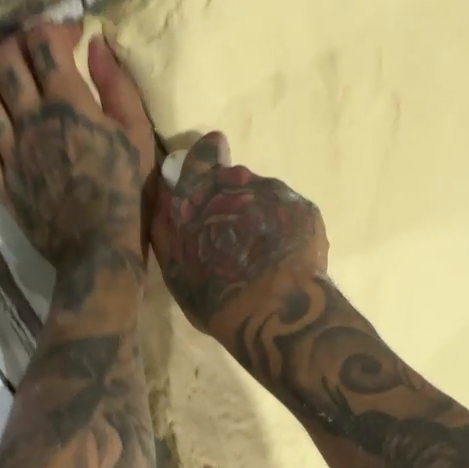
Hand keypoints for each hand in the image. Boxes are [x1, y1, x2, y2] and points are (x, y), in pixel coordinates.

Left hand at [0, 23, 156, 270]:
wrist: (97, 251)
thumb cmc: (125, 193)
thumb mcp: (137, 134)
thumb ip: (117, 85)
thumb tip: (96, 45)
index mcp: (67, 104)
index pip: (42, 42)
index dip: (54, 28)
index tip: (71, 37)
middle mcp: (30, 122)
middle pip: (3, 62)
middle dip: (17, 45)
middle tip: (34, 55)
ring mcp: (11, 154)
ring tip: (10, 88)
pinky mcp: (2, 184)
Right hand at [150, 132, 328, 340]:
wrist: (273, 311)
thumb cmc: (213, 294)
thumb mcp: (174, 267)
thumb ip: (165, 226)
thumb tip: (163, 194)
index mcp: (200, 191)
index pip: (201, 154)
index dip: (204, 161)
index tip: (208, 175)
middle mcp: (239, 180)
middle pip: (235, 181)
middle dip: (232, 201)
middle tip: (231, 240)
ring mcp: (276, 191)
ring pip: (263, 197)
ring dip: (258, 218)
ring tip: (258, 256)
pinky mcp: (305, 209)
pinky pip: (289, 214)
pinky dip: (283, 231)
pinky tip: (281, 260)